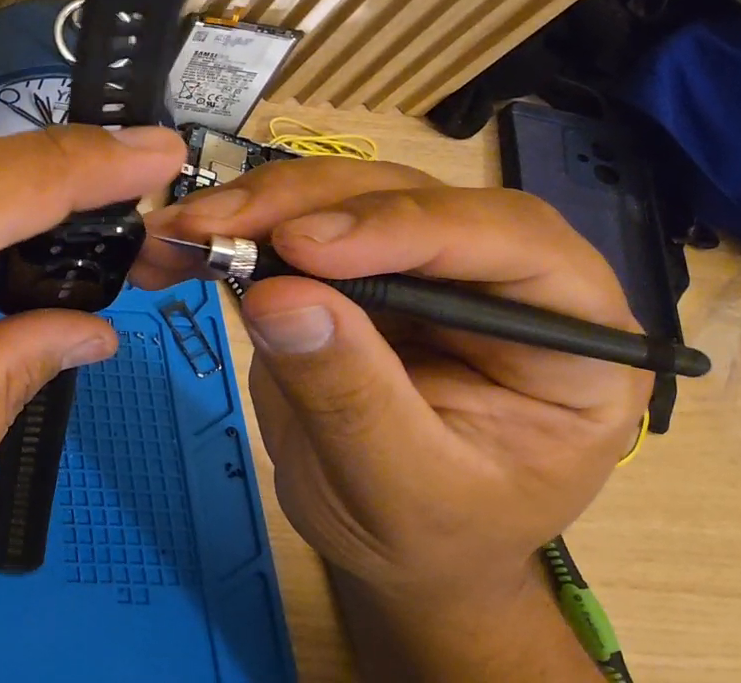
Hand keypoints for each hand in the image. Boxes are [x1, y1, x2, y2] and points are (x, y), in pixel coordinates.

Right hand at [135, 158, 650, 601]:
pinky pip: (285, 225)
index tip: (304, 249)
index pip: (512, 244)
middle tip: (212, 227)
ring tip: (178, 234)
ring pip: (338, 194)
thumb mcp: (398, 486)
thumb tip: (279, 295)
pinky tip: (176, 245)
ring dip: (251, 207)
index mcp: (564, 338)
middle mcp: (492, 280)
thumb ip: (350, 394)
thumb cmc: (425, 534)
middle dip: (302, 204)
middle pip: (407, 197)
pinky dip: (226, 229)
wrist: (384, 546)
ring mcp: (412, 266)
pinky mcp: (343, 271)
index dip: (408, 227)